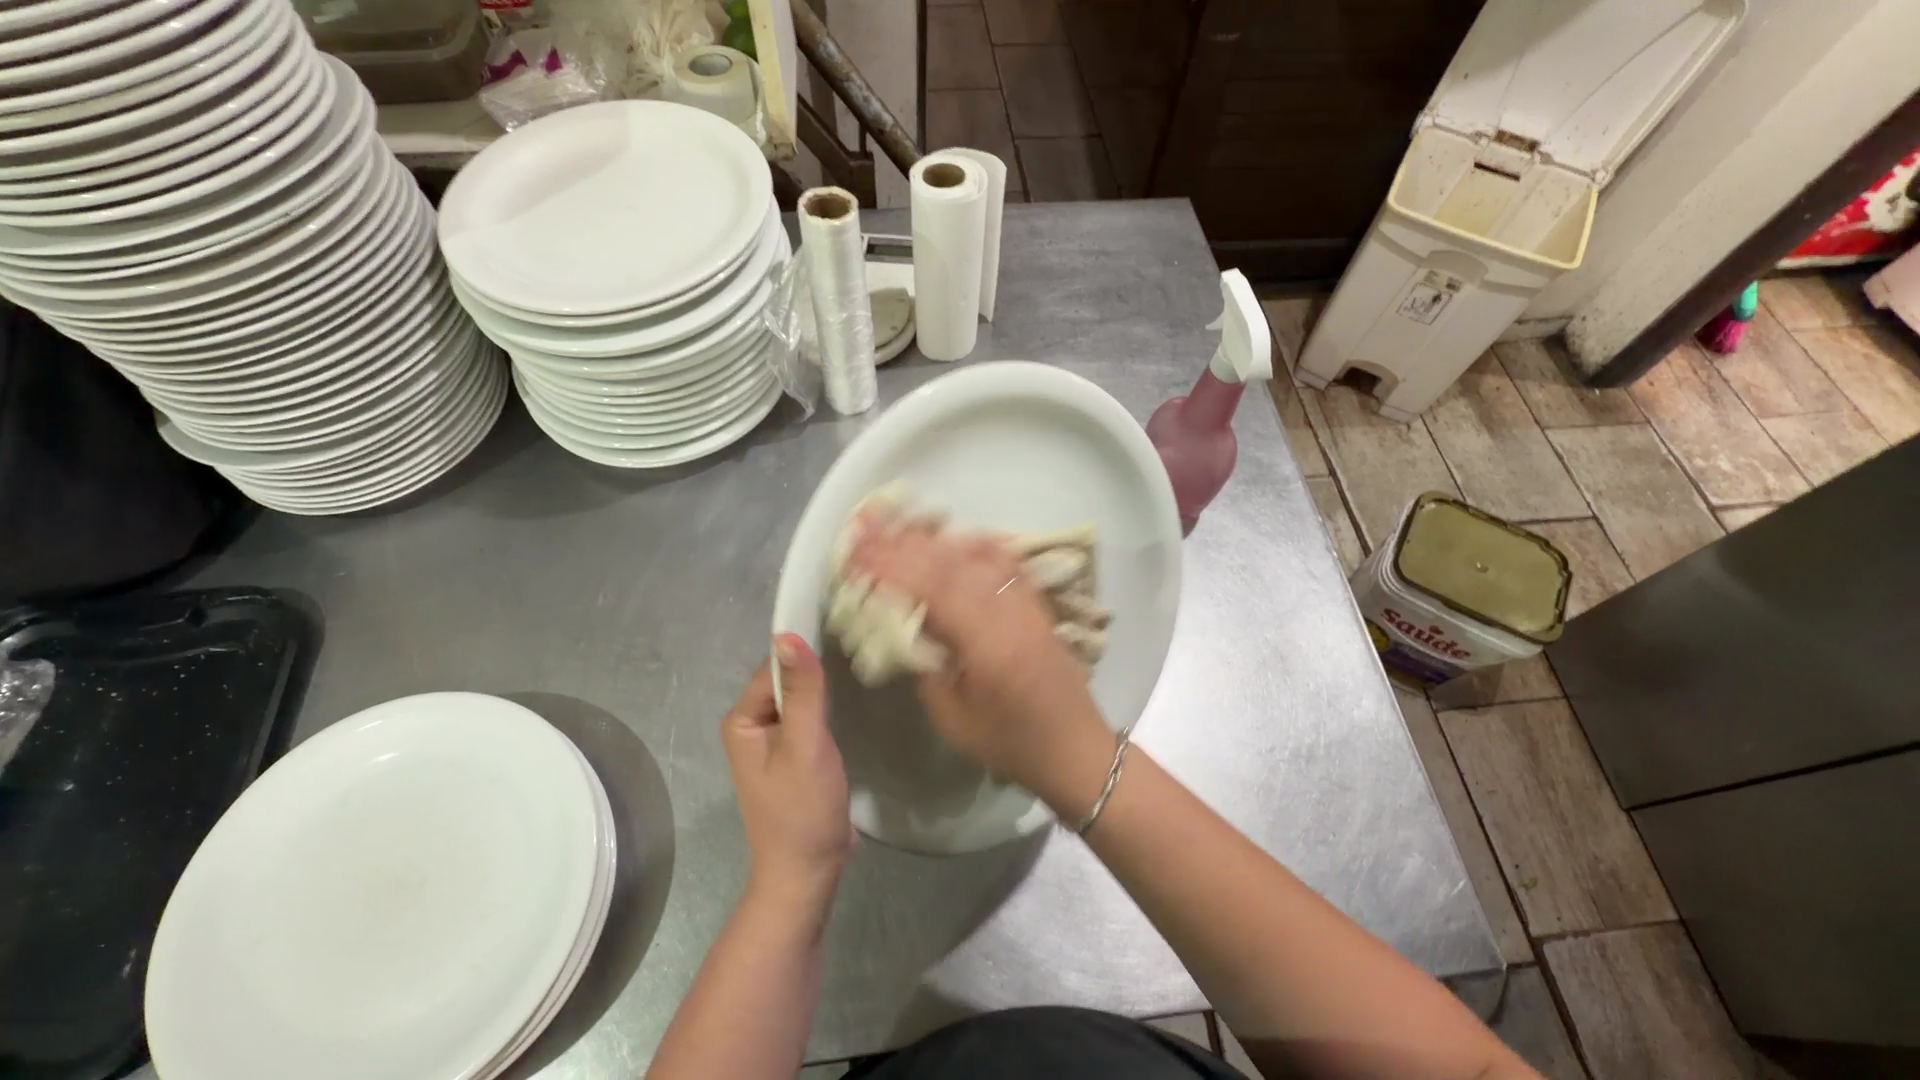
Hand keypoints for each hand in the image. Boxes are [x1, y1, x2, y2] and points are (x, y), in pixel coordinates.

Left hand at [722, 634, 852, 905]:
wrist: (808, 873)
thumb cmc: (802, 810)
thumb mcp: (806, 746)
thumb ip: (802, 691)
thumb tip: (789, 635)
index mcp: (742, 721)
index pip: (775, 668)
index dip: (806, 654)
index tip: (845, 637)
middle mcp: (752, 727)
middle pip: (788, 681)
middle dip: (817, 671)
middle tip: (860, 654)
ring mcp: (773, 744)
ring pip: (801, 700)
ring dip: (825, 691)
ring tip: (861, 672)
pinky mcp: (794, 757)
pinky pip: (809, 720)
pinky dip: (828, 712)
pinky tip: (851, 705)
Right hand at [848, 520, 1116, 817]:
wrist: (1075, 748)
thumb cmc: (1011, 743)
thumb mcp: (954, 719)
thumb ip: (927, 671)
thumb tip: (905, 632)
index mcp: (987, 642)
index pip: (934, 589)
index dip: (893, 567)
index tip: (858, 554)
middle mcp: (1008, 612)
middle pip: (952, 563)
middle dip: (905, 543)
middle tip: (867, 527)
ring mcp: (1027, 603)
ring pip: (977, 555)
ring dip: (935, 540)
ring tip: (900, 529)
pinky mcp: (1037, 604)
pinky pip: (1005, 561)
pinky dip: (976, 544)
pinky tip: (956, 538)